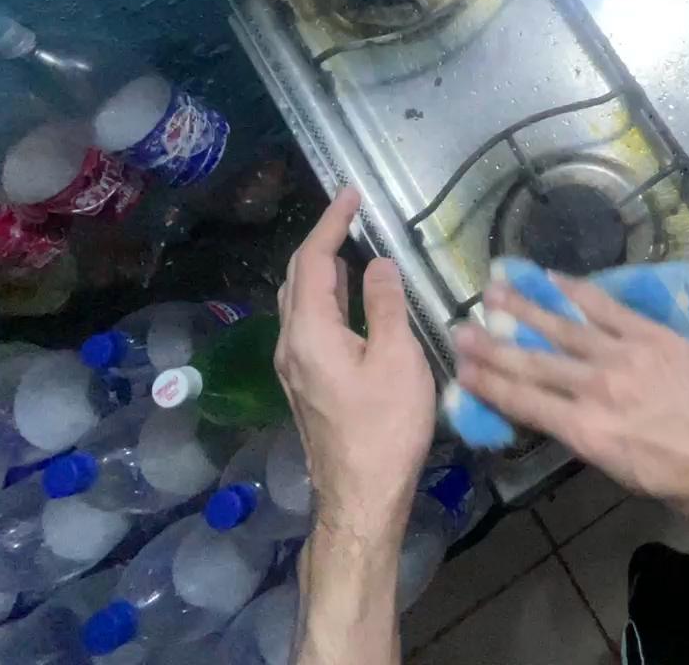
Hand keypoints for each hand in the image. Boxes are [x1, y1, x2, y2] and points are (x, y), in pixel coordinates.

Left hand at [274, 188, 436, 535]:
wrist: (361, 494)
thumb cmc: (385, 426)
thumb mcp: (397, 358)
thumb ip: (386, 306)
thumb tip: (380, 264)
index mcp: (310, 332)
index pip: (314, 261)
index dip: (332, 223)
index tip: (352, 194)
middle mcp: (291, 344)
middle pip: (298, 278)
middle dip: (323, 240)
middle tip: (353, 213)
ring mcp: (295, 366)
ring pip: (300, 300)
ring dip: (322, 266)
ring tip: (352, 244)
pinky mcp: (307, 381)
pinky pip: (309, 320)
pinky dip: (327, 293)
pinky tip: (351, 295)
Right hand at [453, 274, 688, 519]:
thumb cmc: (678, 479)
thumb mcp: (617, 472)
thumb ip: (581, 435)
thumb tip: (553, 409)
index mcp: (585, 431)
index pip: (523, 400)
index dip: (488, 382)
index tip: (461, 366)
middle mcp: (596, 387)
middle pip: (533, 361)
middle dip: (493, 345)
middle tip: (461, 327)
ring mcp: (624, 354)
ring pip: (564, 327)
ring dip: (526, 308)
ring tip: (495, 290)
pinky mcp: (651, 334)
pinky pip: (606, 307)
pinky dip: (576, 291)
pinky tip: (554, 279)